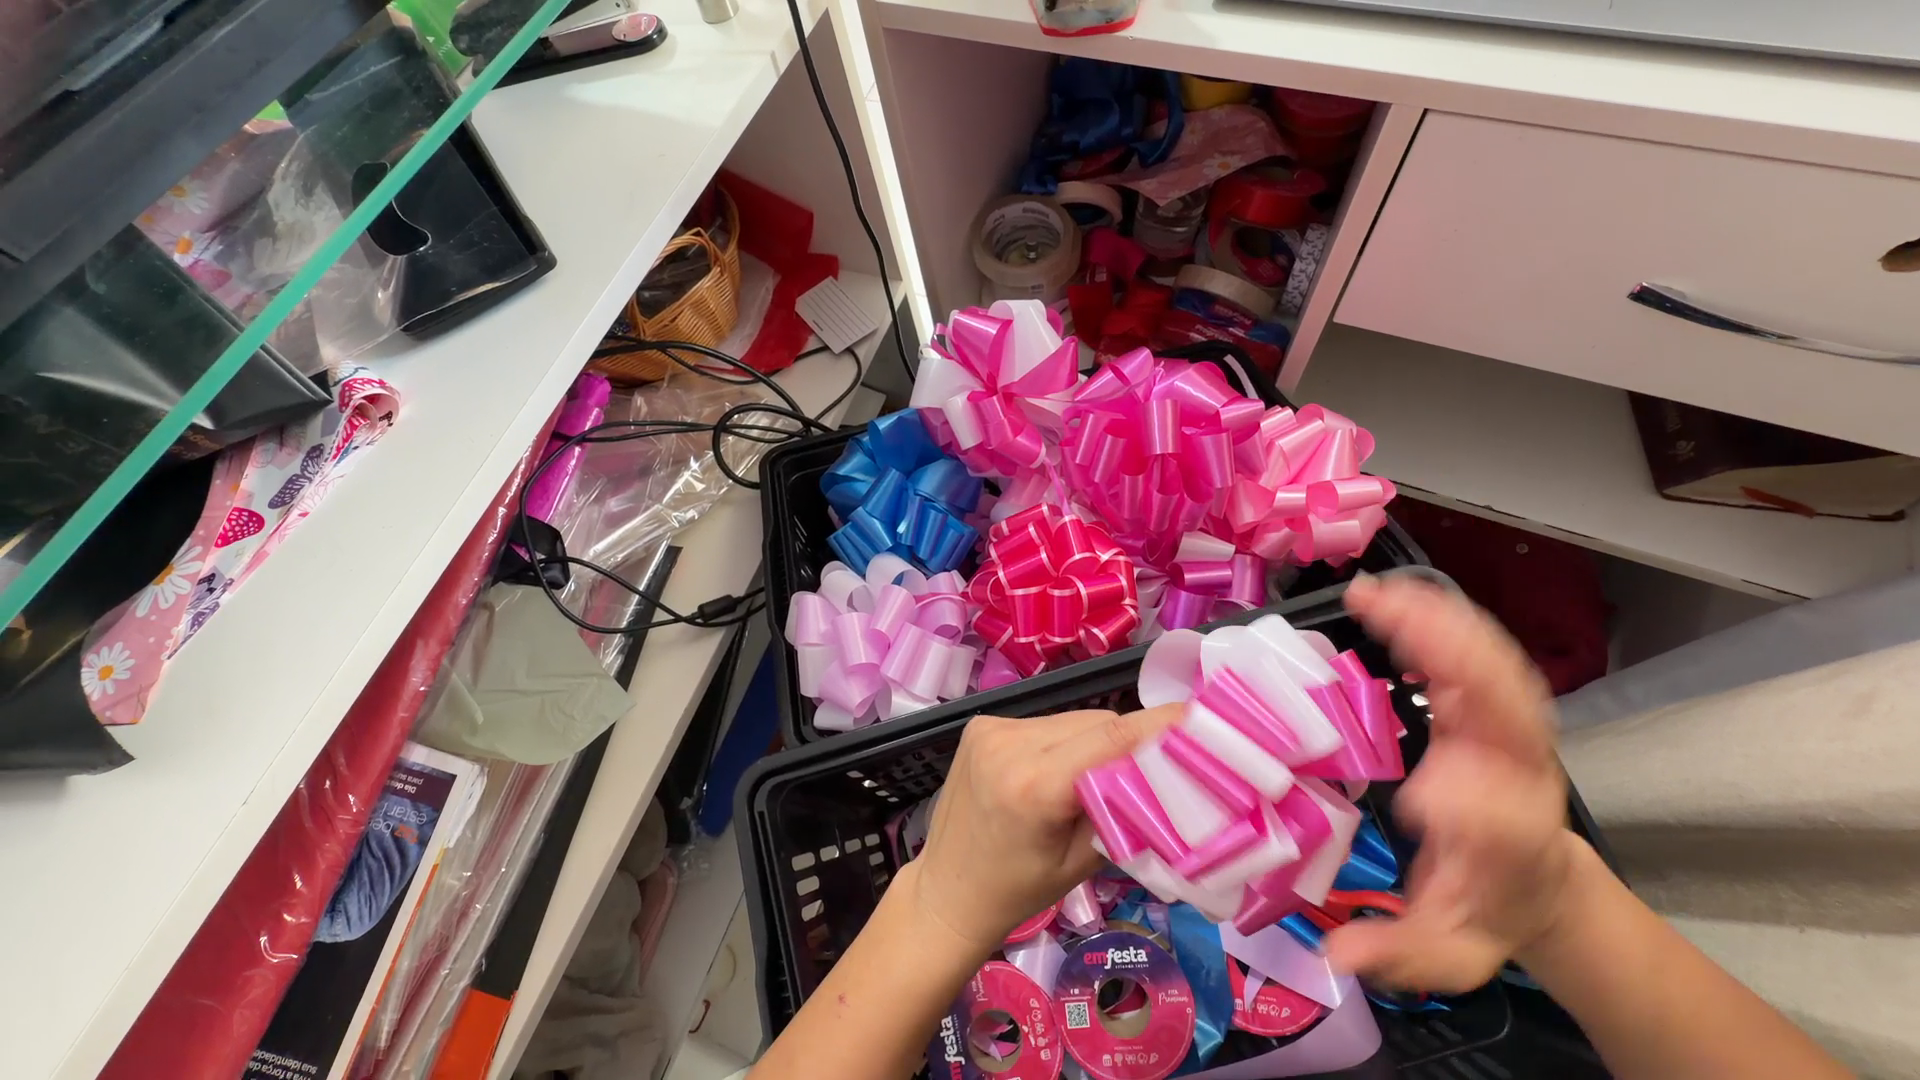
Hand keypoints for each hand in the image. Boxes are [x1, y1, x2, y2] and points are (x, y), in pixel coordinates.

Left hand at [908, 706, 1180, 952]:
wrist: (947, 891)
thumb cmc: (1018, 890)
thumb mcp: (1083, 861)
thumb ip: (1124, 811)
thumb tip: (1167, 775)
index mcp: (1034, 784)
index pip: (1111, 738)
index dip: (1157, 724)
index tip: (1196, 716)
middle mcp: (1009, 743)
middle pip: (1094, 723)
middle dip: (1129, 740)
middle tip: (1156, 764)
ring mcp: (990, 728)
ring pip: (1071, 719)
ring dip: (1095, 739)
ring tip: (1102, 774)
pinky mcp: (981, 724)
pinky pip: (1044, 722)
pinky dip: (1064, 740)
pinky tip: (1061, 768)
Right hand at [1326, 574, 1578, 993]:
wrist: (1538, 881)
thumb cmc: (1489, 908)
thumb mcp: (1450, 950)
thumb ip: (1401, 954)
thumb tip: (1338, 958)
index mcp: (1513, 836)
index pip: (1503, 816)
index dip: (1471, 805)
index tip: (1424, 803)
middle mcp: (1520, 772)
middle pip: (1503, 705)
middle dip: (1449, 655)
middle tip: (1380, 618)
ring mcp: (1511, 733)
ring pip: (1489, 665)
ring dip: (1438, 623)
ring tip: (1377, 594)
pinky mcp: (1494, 712)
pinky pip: (1474, 656)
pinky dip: (1439, 623)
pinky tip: (1396, 601)